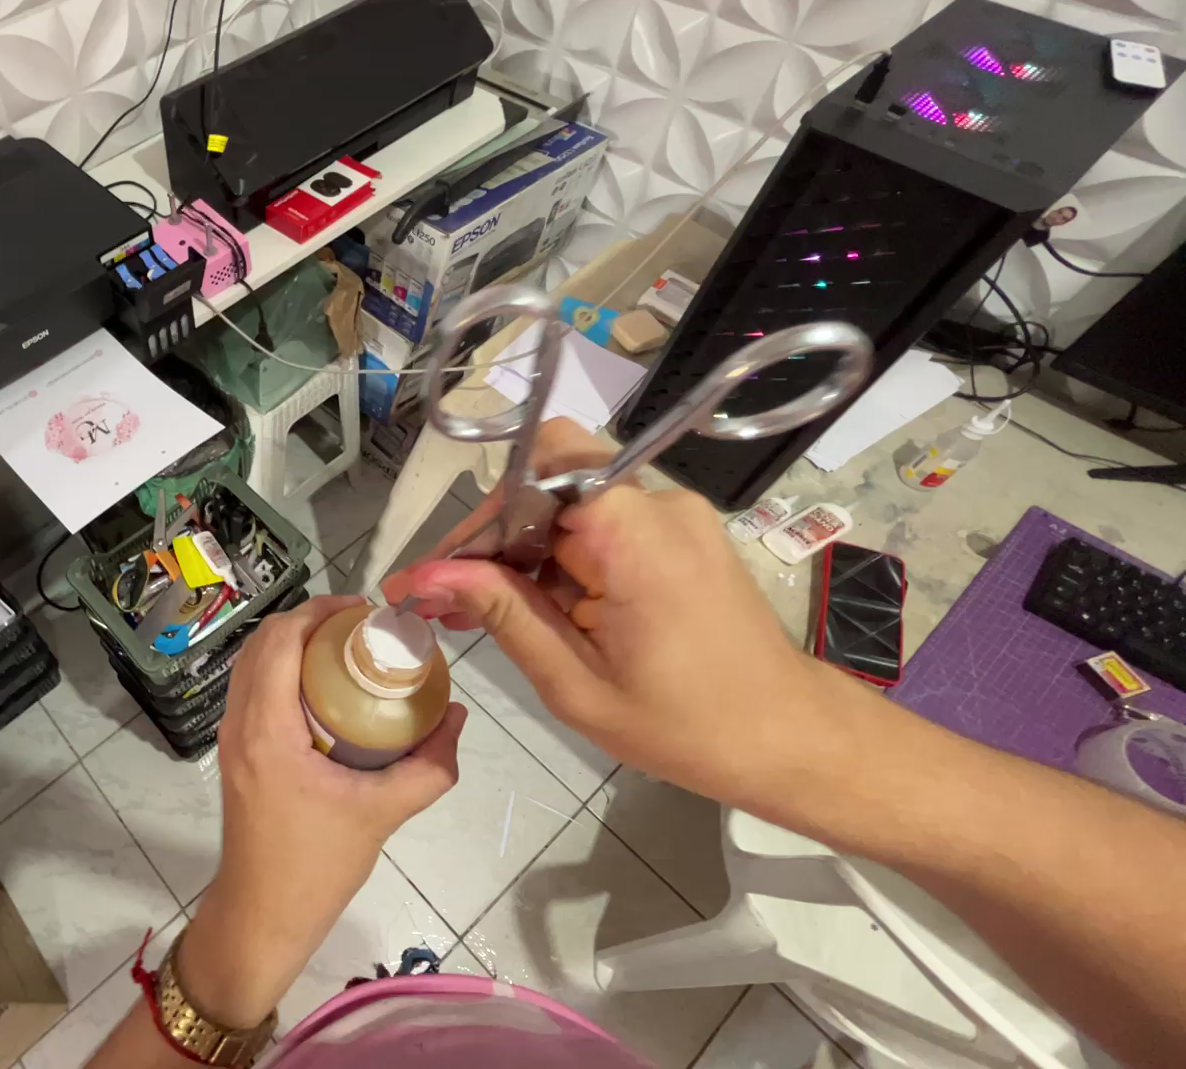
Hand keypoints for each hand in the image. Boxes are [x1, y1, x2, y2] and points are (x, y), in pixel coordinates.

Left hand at [176, 595, 467, 1028]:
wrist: (262, 913)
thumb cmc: (318, 864)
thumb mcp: (383, 813)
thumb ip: (430, 766)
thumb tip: (455, 715)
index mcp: (266, 727)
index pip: (280, 641)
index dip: (319, 612)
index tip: (364, 611)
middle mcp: (238, 720)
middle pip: (263, 642)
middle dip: (309, 621)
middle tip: (360, 626)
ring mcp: (230, 734)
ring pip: (253, 662)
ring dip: (293, 643)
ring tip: (344, 647)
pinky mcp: (234, 748)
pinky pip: (252, 686)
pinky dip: (281, 669)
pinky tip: (322, 685)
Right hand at [380, 418, 831, 813]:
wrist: (790, 740)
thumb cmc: (686, 727)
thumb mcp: (575, 683)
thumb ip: (503, 614)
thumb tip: (427, 576)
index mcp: (635, 534)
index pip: (532, 477)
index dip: (477, 521)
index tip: (434, 575)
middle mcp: (655, 504)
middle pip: (541, 484)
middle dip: (487, 538)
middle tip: (443, 595)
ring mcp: (667, 515)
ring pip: (559, 504)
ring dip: (513, 552)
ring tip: (470, 608)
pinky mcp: (669, 534)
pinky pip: (589, 526)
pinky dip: (549, 561)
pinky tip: (521, 606)